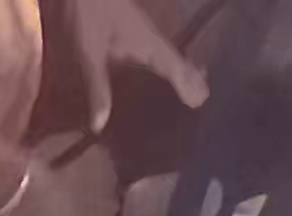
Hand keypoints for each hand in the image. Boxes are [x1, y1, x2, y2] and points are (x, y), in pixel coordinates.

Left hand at [67, 0, 207, 132]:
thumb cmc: (89, 14)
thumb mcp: (90, 55)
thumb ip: (97, 88)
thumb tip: (101, 124)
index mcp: (145, 43)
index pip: (172, 66)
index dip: (185, 83)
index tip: (199, 101)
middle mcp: (147, 37)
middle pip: (174, 58)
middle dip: (189, 76)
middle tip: (203, 95)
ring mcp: (139, 32)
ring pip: (166, 53)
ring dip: (179, 68)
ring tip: (190, 82)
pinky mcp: (128, 30)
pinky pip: (152, 50)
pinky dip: (162, 61)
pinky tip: (156, 65)